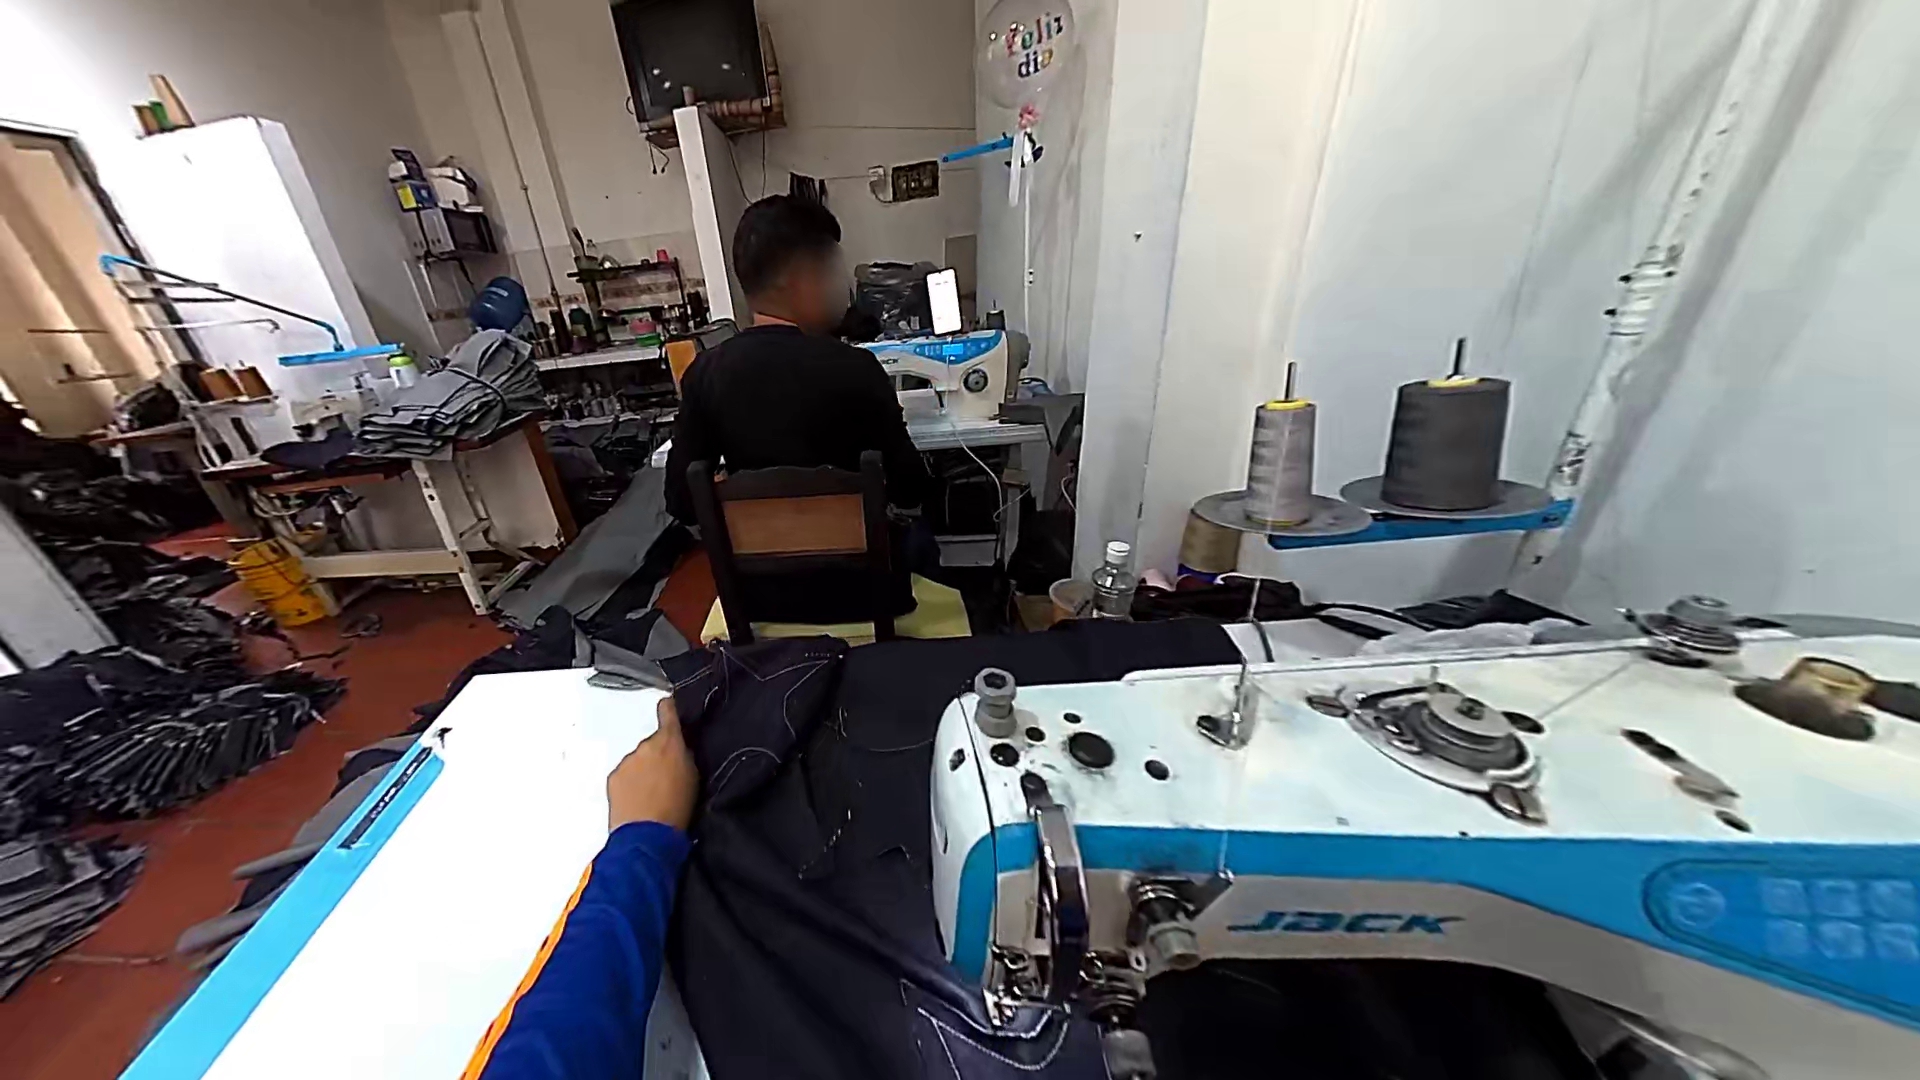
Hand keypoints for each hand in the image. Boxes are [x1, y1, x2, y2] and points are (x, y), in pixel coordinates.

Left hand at [607, 696, 696, 831]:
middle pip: (653, 742)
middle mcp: (645, 746)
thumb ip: (685, 754)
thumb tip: (679, 747)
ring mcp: (627, 761)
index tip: (668, 702)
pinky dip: (631, 781)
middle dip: (659, 754)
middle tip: (667, 775)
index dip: (669, 707)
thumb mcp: (694, 774)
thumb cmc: (678, 805)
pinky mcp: (613, 778)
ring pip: (638, 759)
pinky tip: (639, 798)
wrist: (647, 834)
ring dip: (644, 769)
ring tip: (652, 792)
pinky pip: (626, 773)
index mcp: (669, 741)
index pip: (667, 712)